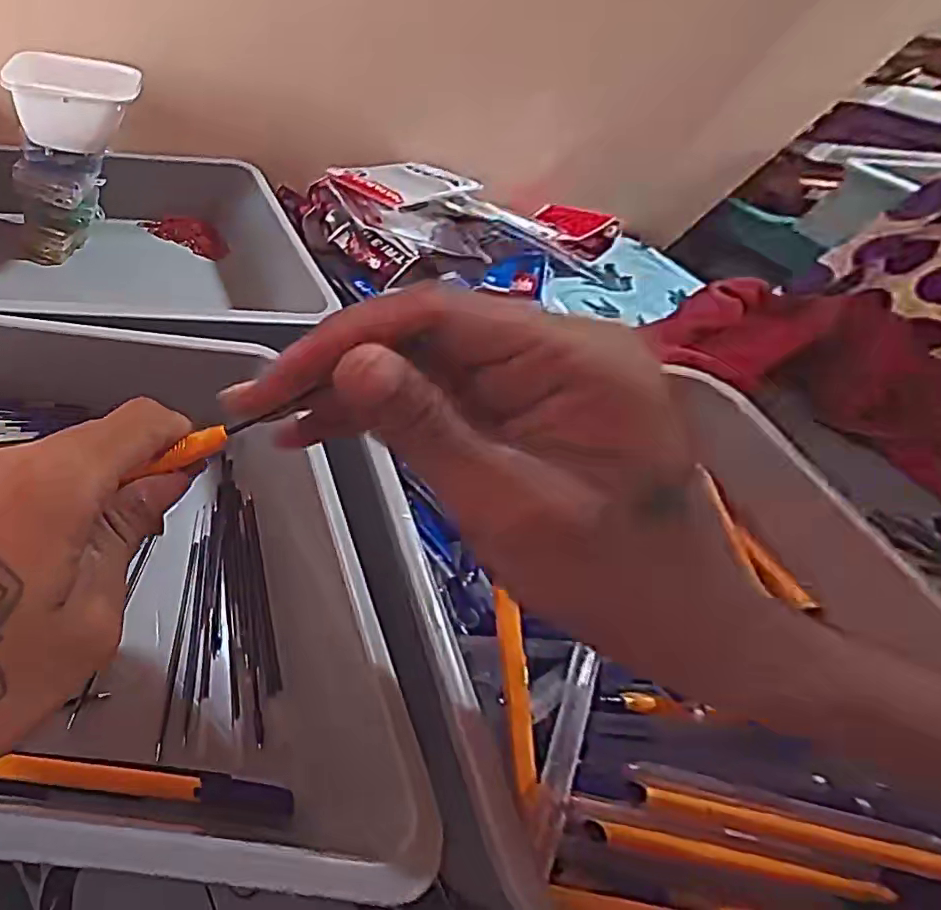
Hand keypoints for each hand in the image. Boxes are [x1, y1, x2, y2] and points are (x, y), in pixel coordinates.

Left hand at [0, 397, 193, 786]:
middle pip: (104, 434)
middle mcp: (17, 463)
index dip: (177, 436)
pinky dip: (72, 493)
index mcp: (55, 483)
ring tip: (113, 546)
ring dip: (106, 482)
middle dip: (142, 463)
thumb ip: (129, 528)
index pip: (138, 421)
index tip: (197, 464)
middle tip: (158, 518)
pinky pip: (40, 474)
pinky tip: (74, 546)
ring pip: (72, 453)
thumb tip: (165, 478)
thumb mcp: (92, 613)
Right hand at [222, 288, 770, 679]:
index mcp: (569, 354)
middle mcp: (545, 346)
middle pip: (413, 334)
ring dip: (337, 388)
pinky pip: (420, 393)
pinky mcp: (499, 402)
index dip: (346, 338)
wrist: (682, 624)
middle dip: (329, 364)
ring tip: (270, 416)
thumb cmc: (614, 576)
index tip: (281, 376)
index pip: (434, 315)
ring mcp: (520, 373)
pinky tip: (312, 429)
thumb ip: (426, 426)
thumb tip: (349, 364)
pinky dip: (366, 412)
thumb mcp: (508, 503)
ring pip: (406, 361)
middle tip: (258, 398)